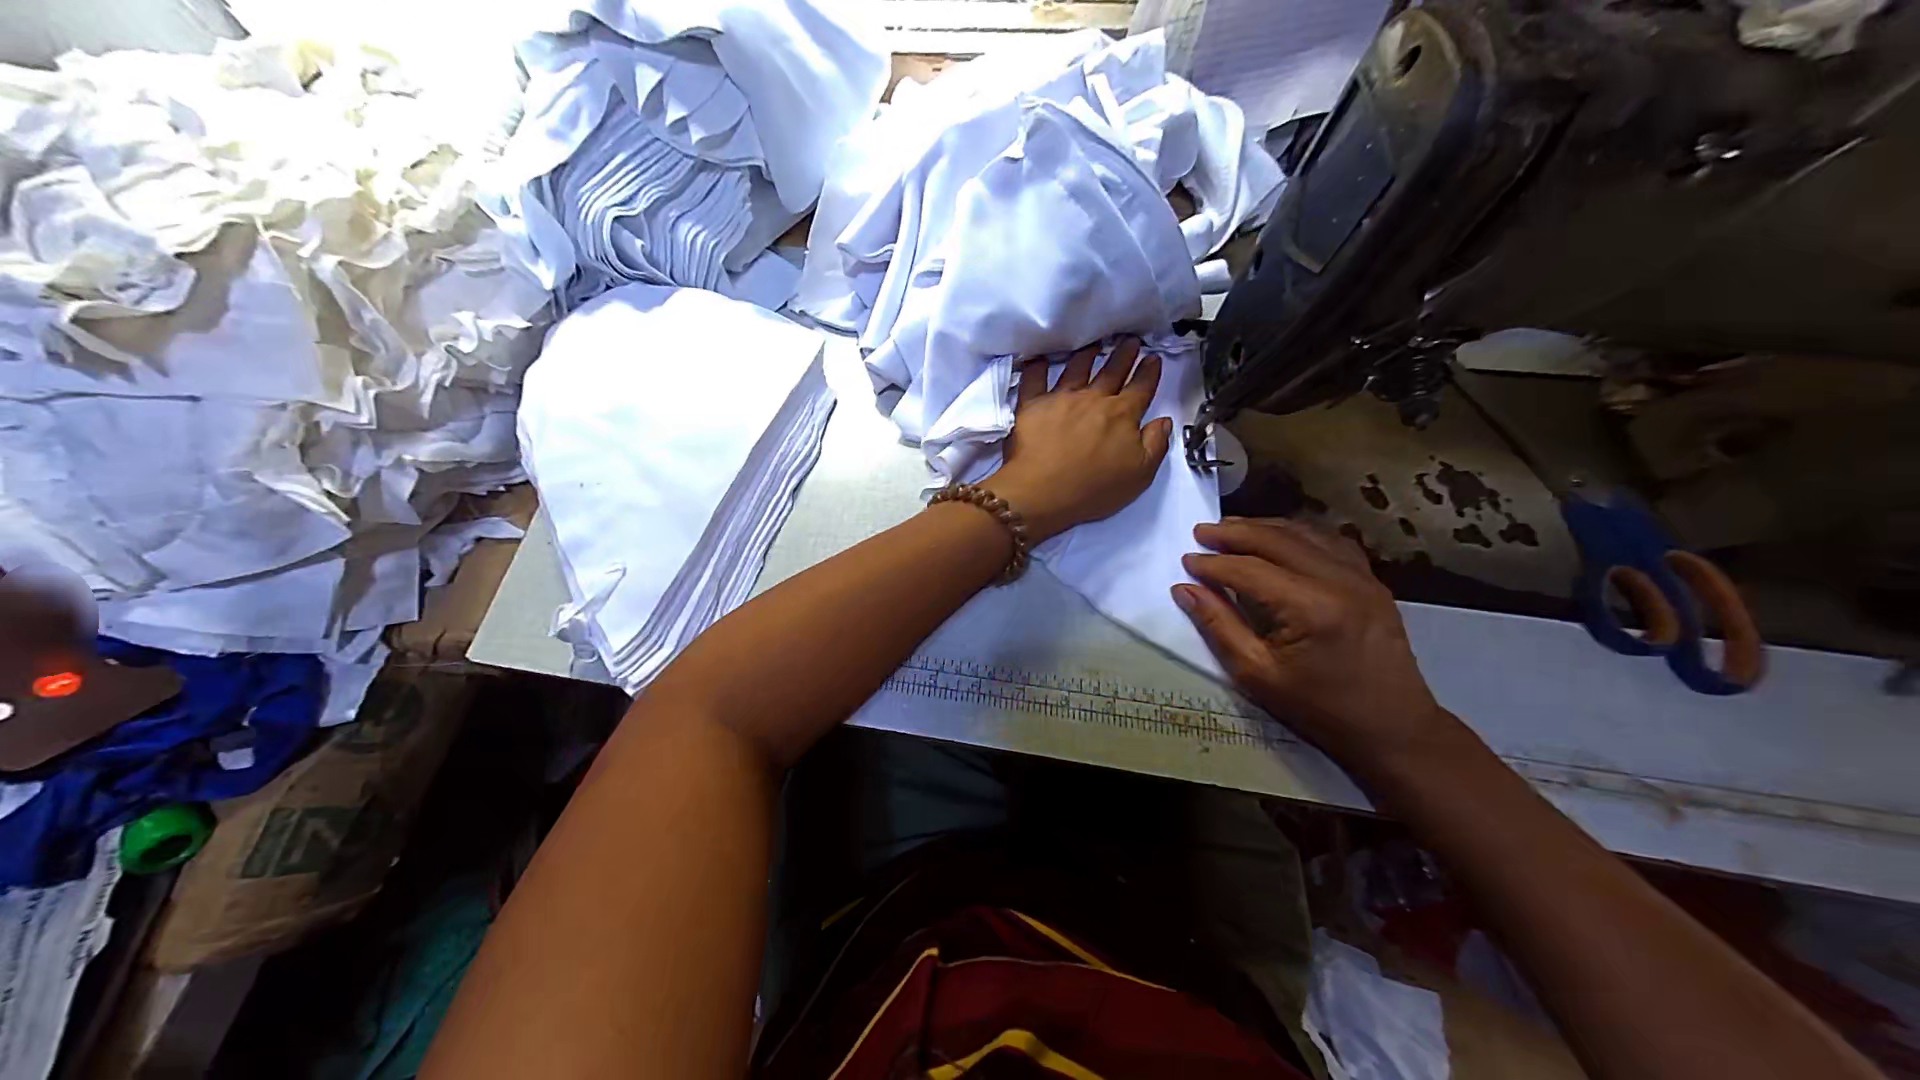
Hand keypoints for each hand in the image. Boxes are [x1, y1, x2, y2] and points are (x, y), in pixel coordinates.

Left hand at [983, 339, 1171, 543]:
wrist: (1042, 492)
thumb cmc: (1093, 489)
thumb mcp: (1139, 475)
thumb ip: (1155, 445)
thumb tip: (1163, 421)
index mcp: (1122, 415)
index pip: (1141, 388)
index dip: (1148, 373)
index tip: (1153, 358)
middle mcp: (1093, 399)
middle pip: (1112, 371)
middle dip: (1123, 355)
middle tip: (1130, 340)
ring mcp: (1061, 399)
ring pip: (1077, 368)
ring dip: (1087, 354)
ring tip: (1094, 345)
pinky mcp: (1032, 405)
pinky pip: (1034, 378)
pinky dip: (1037, 366)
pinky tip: (1041, 359)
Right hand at [1172, 518, 1468, 774]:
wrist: (1392, 727)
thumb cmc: (1319, 708)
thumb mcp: (1257, 675)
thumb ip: (1219, 625)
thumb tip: (1185, 589)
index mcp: (1310, 608)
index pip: (1249, 570)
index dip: (1213, 563)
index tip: (1186, 560)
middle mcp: (1339, 580)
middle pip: (1276, 540)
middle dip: (1234, 534)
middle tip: (1200, 532)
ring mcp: (1361, 576)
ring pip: (1304, 533)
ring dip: (1263, 528)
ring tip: (1231, 529)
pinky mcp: (1371, 580)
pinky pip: (1329, 541)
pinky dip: (1297, 534)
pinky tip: (1277, 538)